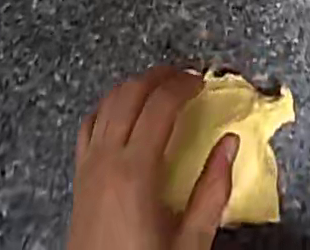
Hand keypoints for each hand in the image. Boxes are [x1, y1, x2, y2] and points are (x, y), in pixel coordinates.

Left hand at [68, 67, 239, 249]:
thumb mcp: (190, 243)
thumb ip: (212, 190)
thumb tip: (230, 142)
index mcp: (136, 172)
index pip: (160, 105)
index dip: (182, 84)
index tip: (201, 81)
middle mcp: (107, 159)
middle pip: (132, 93)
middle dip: (161, 76)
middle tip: (186, 76)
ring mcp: (88, 164)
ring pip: (109, 100)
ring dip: (136, 85)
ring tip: (161, 86)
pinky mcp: (78, 175)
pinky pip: (90, 122)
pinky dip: (110, 105)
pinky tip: (126, 109)